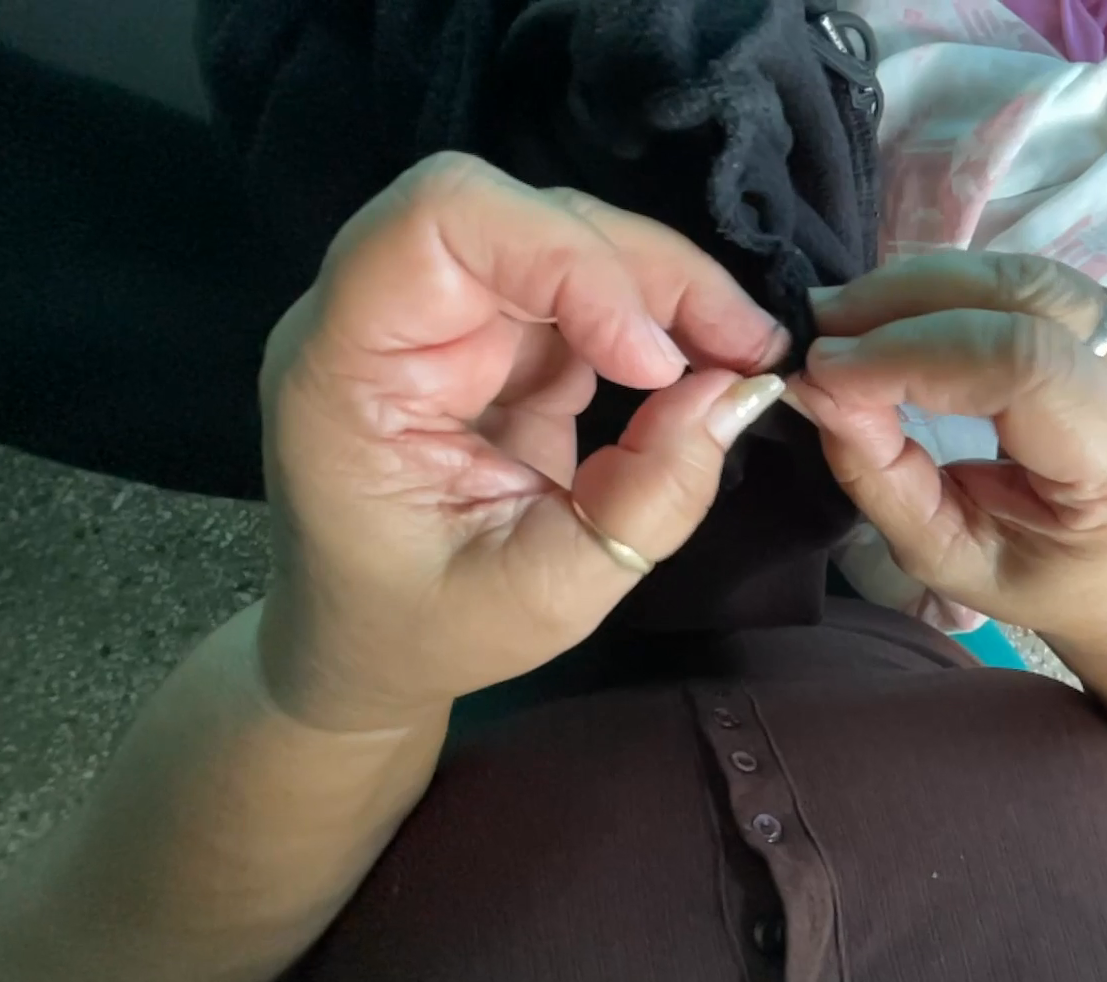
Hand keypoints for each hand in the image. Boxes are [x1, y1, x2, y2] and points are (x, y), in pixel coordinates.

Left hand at [256, 152, 787, 726]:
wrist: (381, 639)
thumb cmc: (438, 629)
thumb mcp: (555, 592)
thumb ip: (650, 500)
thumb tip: (738, 395)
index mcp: (353, 370)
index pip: (447, 225)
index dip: (571, 265)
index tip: (658, 366)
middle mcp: (391, 316)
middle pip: (529, 216)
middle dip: (655, 274)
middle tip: (753, 347)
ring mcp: (450, 320)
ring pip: (572, 238)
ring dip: (674, 288)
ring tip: (748, 352)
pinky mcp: (504, 340)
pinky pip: (593, 289)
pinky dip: (665, 315)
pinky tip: (711, 359)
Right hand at [794, 252, 1106, 642]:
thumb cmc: (1036, 579)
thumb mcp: (947, 558)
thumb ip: (882, 477)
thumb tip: (818, 384)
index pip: (1027, 366)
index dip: (915, 352)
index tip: (827, 368)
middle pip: (1029, 296)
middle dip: (907, 300)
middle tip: (822, 326)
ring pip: (1026, 275)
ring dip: (921, 285)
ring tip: (848, 319)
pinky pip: (1026, 281)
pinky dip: (947, 289)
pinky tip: (897, 313)